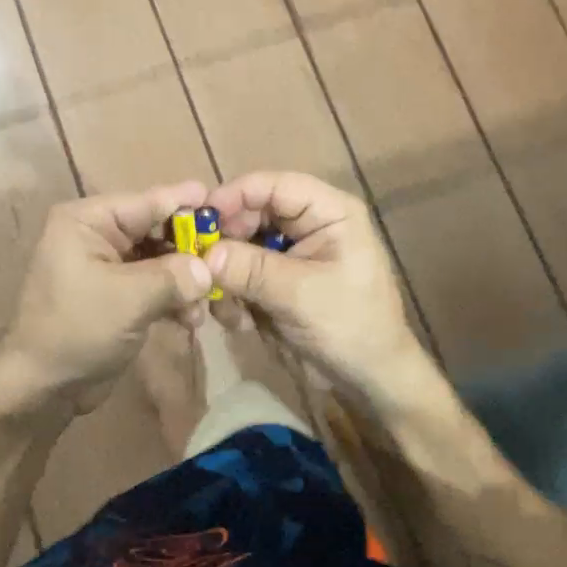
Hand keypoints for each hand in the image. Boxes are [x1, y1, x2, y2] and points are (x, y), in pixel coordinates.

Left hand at [0, 181, 214, 413]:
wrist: (44, 386)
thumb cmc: (78, 329)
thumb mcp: (129, 298)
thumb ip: (173, 275)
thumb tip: (210, 266)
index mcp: (88, 221)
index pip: (147, 202)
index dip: (188, 204)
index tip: (229, 205)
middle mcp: (95, 235)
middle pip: (156, 229)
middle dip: (191, 248)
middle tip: (230, 258)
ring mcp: (105, 266)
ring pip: (159, 259)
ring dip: (185, 279)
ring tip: (210, 301)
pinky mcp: (115, 294)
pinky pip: (152, 284)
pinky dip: (173, 297)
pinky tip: (192, 318)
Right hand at [203, 172, 451, 421]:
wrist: (368, 381)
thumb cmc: (350, 328)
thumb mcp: (300, 296)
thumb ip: (251, 270)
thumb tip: (202, 254)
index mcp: (328, 212)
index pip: (273, 185)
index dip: (234, 195)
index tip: (198, 219)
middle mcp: (306, 224)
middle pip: (249, 213)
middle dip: (223, 240)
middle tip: (199, 267)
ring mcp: (288, 253)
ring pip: (238, 245)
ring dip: (225, 274)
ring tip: (222, 305)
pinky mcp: (274, 280)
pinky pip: (239, 273)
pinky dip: (231, 294)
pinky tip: (239, 322)